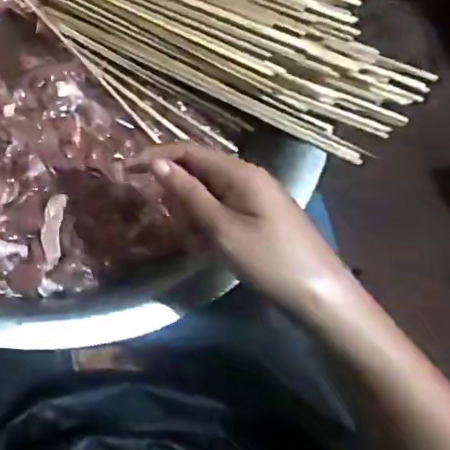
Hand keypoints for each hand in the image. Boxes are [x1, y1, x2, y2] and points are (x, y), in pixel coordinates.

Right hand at [131, 142, 364, 320]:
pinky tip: (195, 233)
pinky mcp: (260, 214)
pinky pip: (220, 202)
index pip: (188, 150)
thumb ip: (187, 192)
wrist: (323, 299)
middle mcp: (249, 177)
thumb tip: (156, 163)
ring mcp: (257, 196)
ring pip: (207, 185)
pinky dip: (200, 211)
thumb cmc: (269, 260)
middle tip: (141, 196)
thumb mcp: (220, 227)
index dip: (154, 155)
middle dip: (168, 177)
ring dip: (183, 197)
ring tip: (168, 219)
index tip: (125, 171)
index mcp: (241, 173)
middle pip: (198, 165)